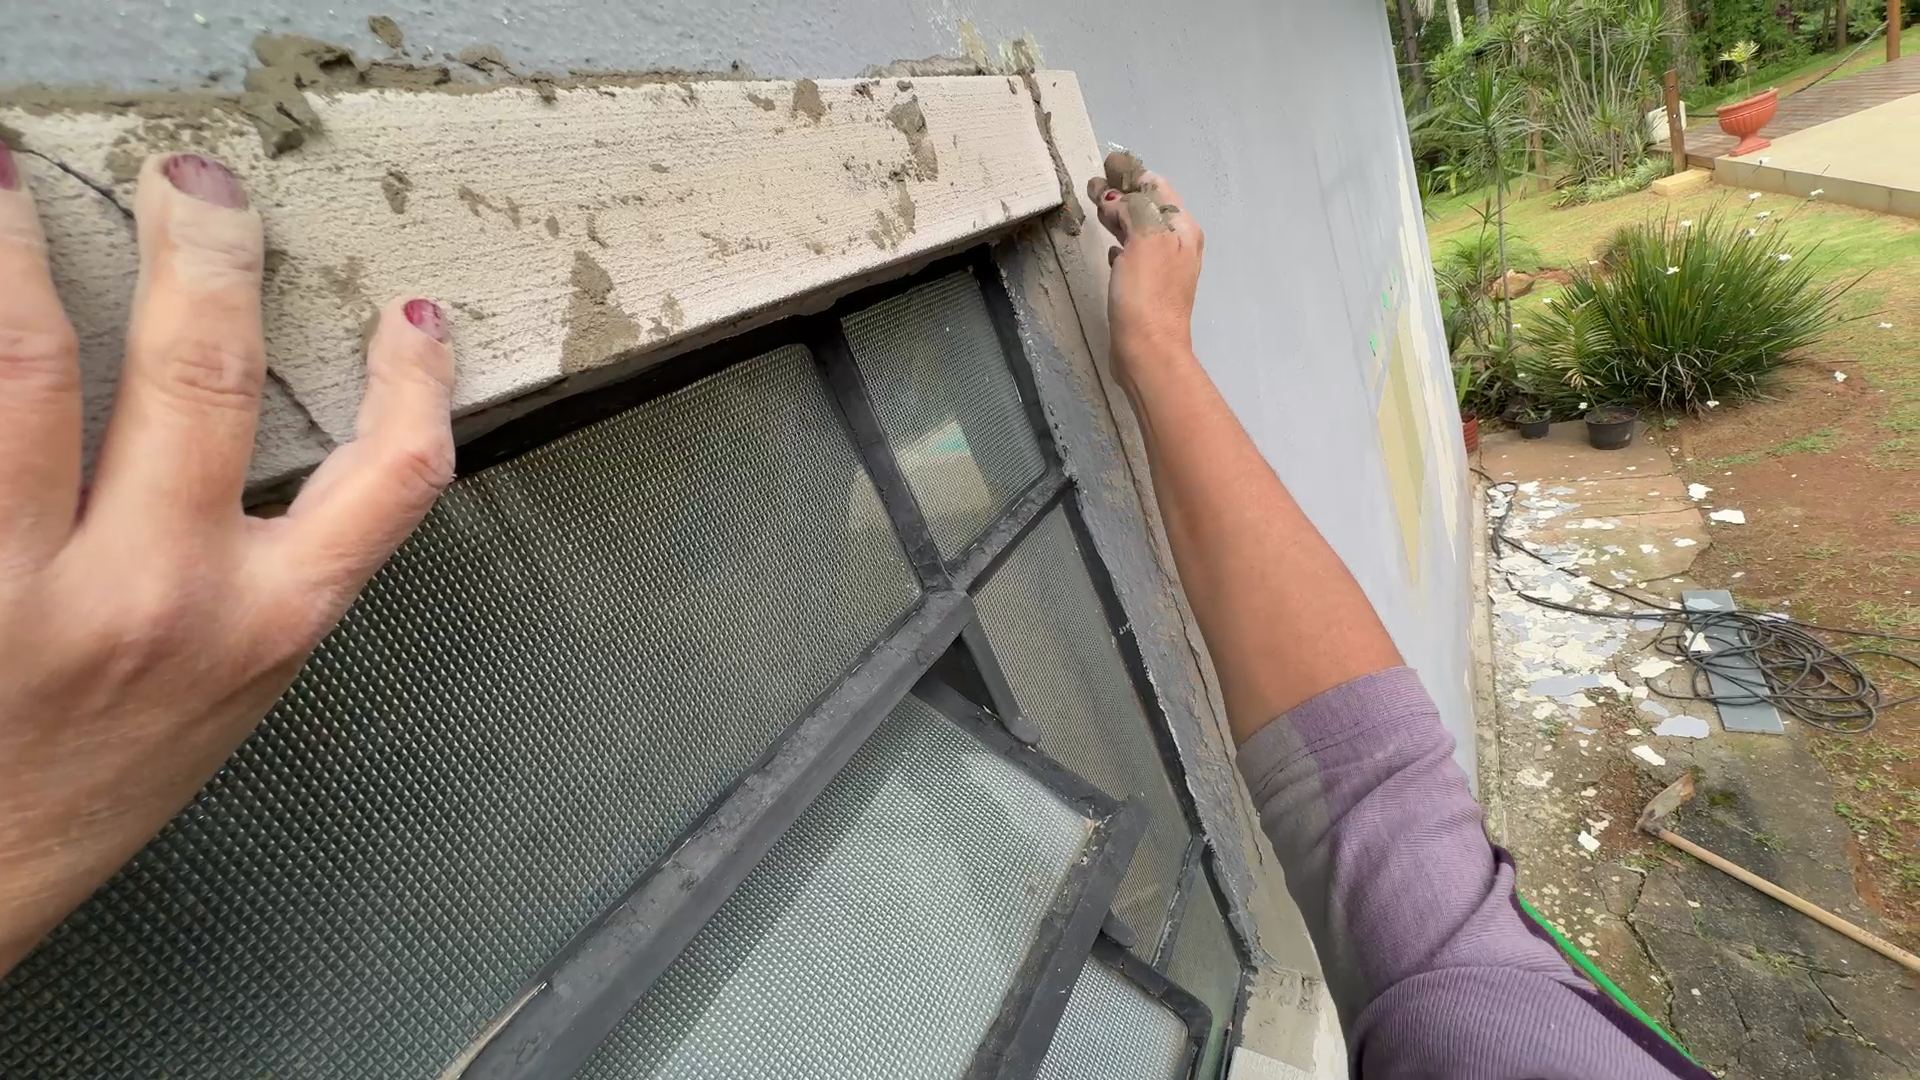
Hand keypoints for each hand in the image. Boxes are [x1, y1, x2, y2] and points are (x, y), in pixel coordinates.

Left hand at [0, 146, 454, 976]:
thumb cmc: (116, 773)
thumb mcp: (242, 676)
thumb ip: (270, 567)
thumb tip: (265, 448)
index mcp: (276, 618)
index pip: (394, 475)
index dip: (416, 385)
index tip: (415, 320)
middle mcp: (165, 593)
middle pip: (204, 385)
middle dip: (211, 265)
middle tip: (202, 185)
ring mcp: (25, 589)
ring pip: (24, 375)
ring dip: (10, 256)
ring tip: (0, 173)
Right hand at [1086, 157, 1203, 397]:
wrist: (1148, 352)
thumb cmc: (1147, 296)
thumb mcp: (1144, 240)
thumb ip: (1133, 210)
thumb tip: (1117, 198)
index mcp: (1181, 229)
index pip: (1156, 188)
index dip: (1131, 174)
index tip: (1107, 164)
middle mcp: (1177, 246)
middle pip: (1148, 209)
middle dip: (1122, 194)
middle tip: (1095, 185)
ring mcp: (1163, 271)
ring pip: (1139, 232)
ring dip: (1119, 219)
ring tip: (1097, 210)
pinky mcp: (1147, 292)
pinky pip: (1134, 258)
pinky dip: (1121, 247)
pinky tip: (1109, 252)